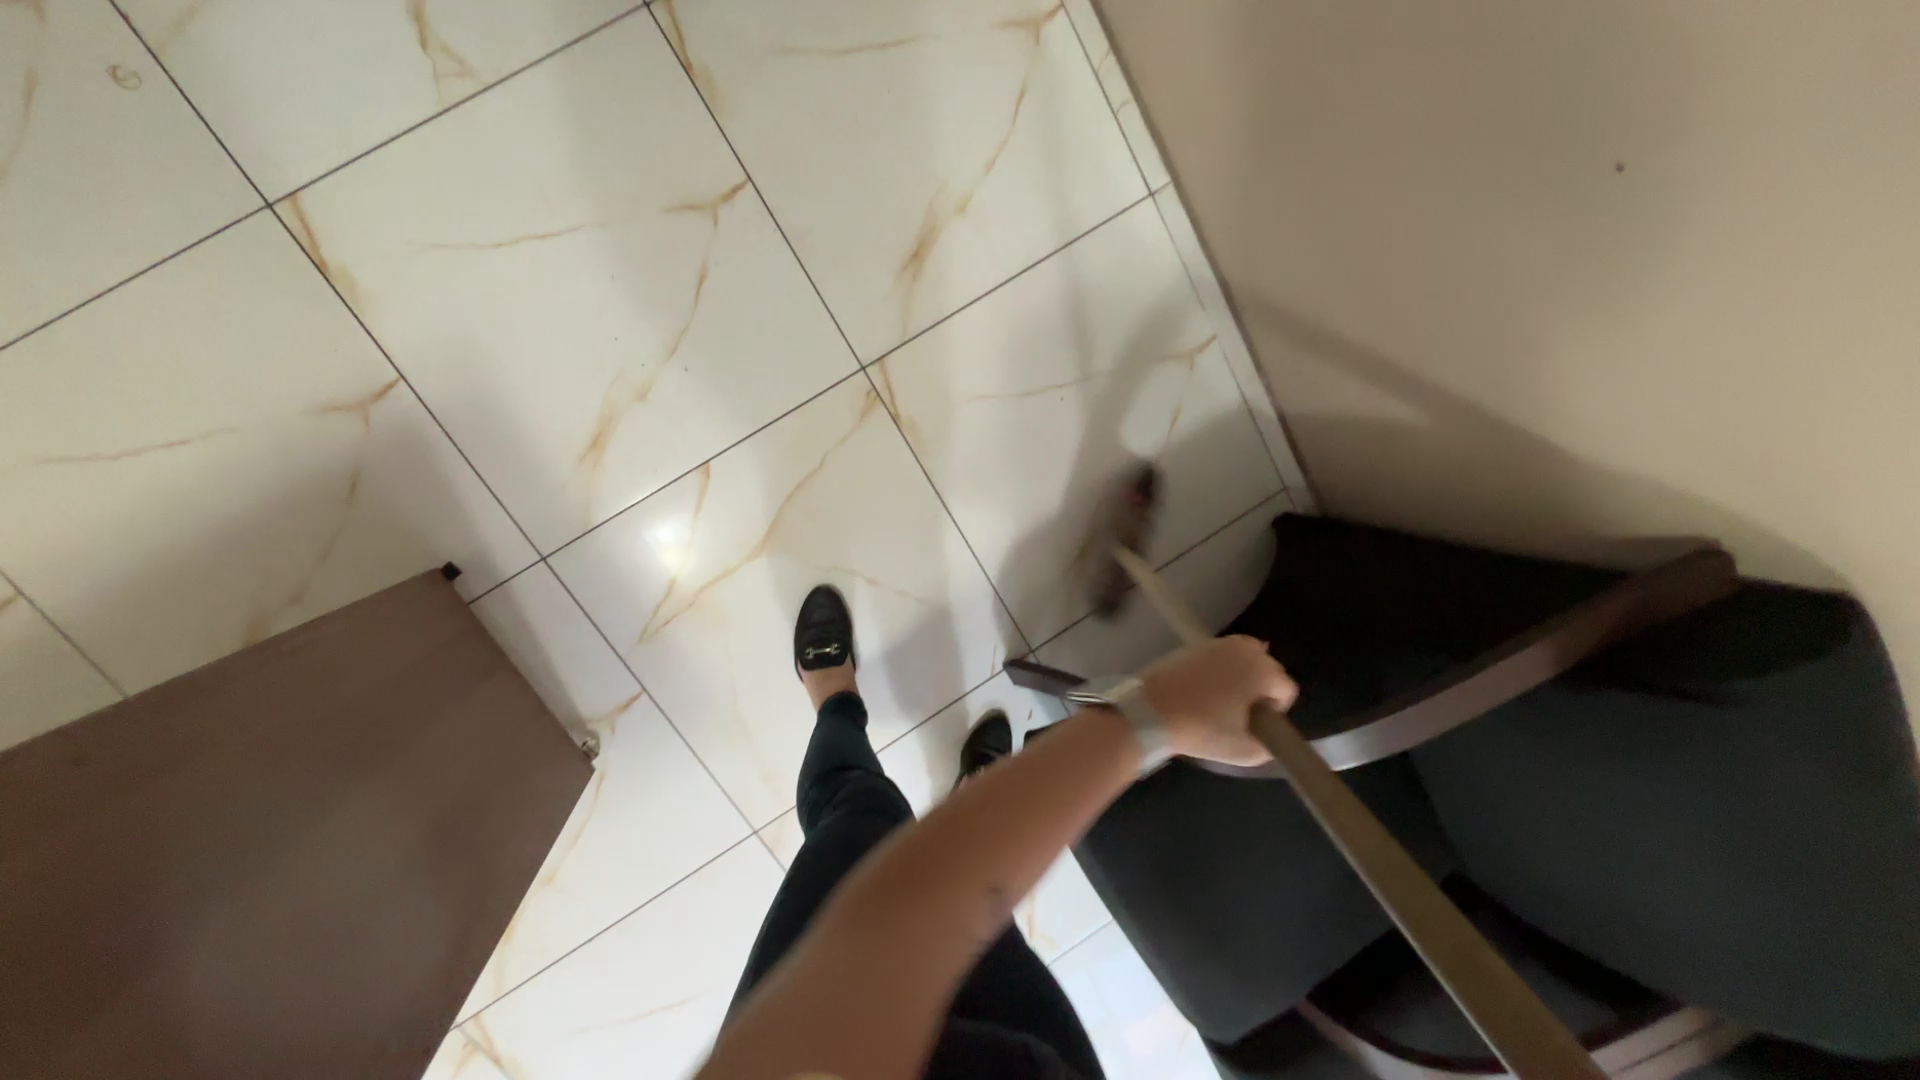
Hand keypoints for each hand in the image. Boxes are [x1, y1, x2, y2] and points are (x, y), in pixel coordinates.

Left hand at [1139, 635, 1296, 765]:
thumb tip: (1267, 736)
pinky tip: (1202, 690)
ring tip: (1222, 700)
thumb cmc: (1202, 729)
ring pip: (1243, 658)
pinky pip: (1218, 656)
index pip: (1287, 689)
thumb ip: (1268, 745)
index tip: (1256, 725)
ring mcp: (1216, 643)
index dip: (1276, 711)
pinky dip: (1217, 669)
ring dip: (1240, 676)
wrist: (1150, 710)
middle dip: (1261, 689)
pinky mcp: (1193, 645)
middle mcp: (1244, 649)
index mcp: (1263, 671)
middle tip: (1241, 713)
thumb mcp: (1244, 751)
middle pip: (1267, 668)